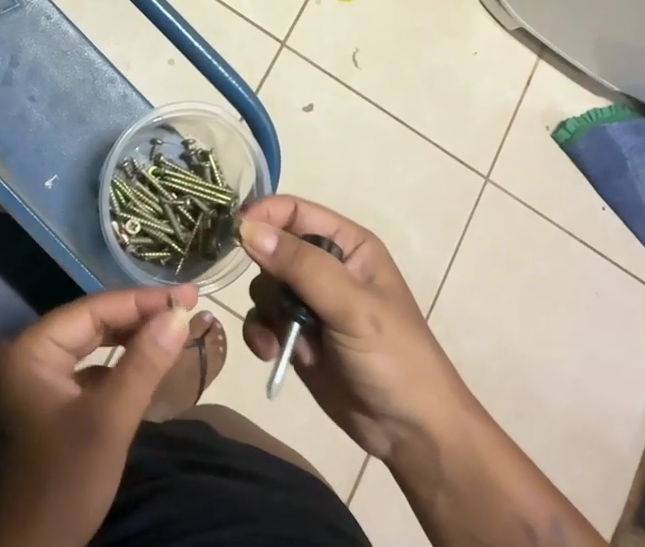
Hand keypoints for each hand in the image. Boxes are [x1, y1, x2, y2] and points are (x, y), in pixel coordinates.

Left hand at [0, 284, 196, 546]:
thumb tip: (179, 314)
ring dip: (129, 342)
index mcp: (30, 348)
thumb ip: (144, 363)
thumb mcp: (109, 421)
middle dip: (139, 317)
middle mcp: (24, 356)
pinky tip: (143, 368)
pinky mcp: (39, 410)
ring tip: (173, 331)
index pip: (94, 309)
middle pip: (90, 324)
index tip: (190, 294)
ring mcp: (29, 384)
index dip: (144, 300)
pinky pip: (82, 375)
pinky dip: (114, 370)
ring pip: (87, 349)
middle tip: (187, 308)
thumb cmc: (62, 484)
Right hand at [238, 196, 469, 462]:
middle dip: (268, 277)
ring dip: (269, 313)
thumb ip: (301, 266)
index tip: (235, 234)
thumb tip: (247, 228)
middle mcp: (327, 266)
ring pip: (263, 287)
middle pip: (271, 249)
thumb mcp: (351, 307)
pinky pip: (261, 319)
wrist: (410, 431)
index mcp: (349, 246)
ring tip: (290, 341)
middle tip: (276, 302)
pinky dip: (261, 334)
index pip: (293, 211)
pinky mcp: (296, 334)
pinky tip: (272, 353)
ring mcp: (310, 302)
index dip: (263, 217)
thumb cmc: (394, 358)